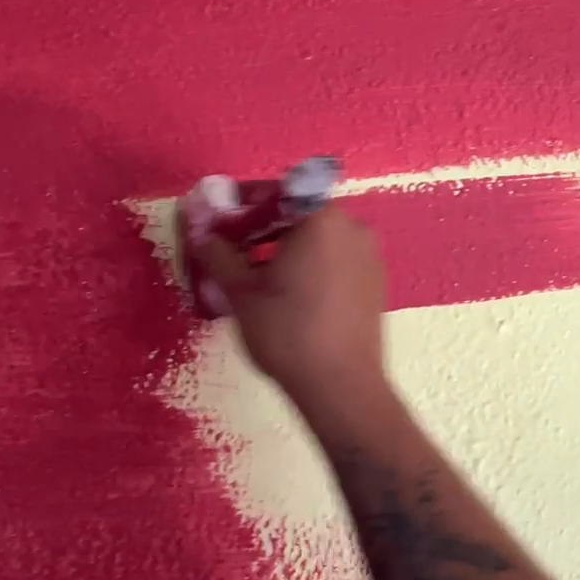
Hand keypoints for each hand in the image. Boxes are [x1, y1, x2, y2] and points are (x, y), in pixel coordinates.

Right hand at [191, 206, 390, 412]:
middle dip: (263, 228)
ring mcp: (370, 255)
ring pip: (319, 240)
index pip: (275, 193)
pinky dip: (311, 266)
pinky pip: (337, 260)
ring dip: (287, 249)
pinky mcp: (376, 282)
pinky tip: (290, 294)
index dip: (241, 203)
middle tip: (232, 251)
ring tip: (256, 277)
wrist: (342, 386)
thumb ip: (218, 252)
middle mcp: (353, 227)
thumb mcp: (241, 292)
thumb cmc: (288, 333)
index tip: (218, 220)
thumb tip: (202, 230)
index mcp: (322, 218)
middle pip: (299, 215)